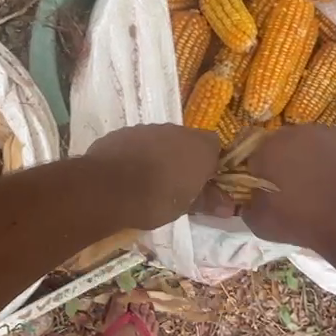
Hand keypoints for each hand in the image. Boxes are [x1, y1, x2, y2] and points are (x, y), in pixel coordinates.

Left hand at [84, 124, 220, 229]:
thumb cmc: (156, 199)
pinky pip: (135, 144)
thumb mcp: (185, 206)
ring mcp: (146, 129)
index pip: (214, 147)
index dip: (209, 164)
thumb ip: (207, 201)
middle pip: (186, 141)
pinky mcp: (121, 133)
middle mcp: (175, 130)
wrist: (107, 189)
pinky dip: (134, 156)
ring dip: (157, 156)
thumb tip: (228, 207)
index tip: (201, 183)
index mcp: (199, 146)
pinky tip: (126, 176)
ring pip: (159, 141)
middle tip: (175, 186)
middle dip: (182, 160)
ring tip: (147, 183)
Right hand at [242, 126, 335, 250]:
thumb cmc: (301, 222)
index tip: (265, 189)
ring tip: (320, 187)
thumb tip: (250, 199)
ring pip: (315, 145)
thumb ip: (248, 205)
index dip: (259, 172)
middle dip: (286, 161)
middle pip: (286, 144)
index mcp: (269, 147)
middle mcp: (299, 131)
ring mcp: (332, 134)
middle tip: (293, 188)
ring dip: (313, 160)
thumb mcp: (259, 222)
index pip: (255, 153)